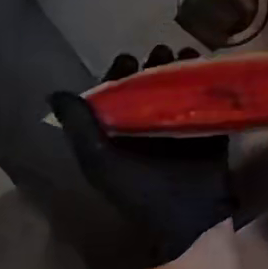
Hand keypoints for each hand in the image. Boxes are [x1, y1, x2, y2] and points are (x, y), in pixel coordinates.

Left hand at [48, 48, 234, 268]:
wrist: (189, 217)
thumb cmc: (140, 192)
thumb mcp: (101, 162)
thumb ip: (81, 128)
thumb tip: (56, 93)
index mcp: (121, 132)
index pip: (117, 93)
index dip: (120, 73)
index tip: (129, 57)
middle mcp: (149, 125)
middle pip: (150, 86)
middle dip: (155, 65)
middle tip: (163, 50)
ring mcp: (181, 126)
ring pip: (180, 89)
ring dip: (182, 70)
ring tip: (187, 55)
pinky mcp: (209, 130)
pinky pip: (209, 102)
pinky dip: (210, 85)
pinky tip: (211, 70)